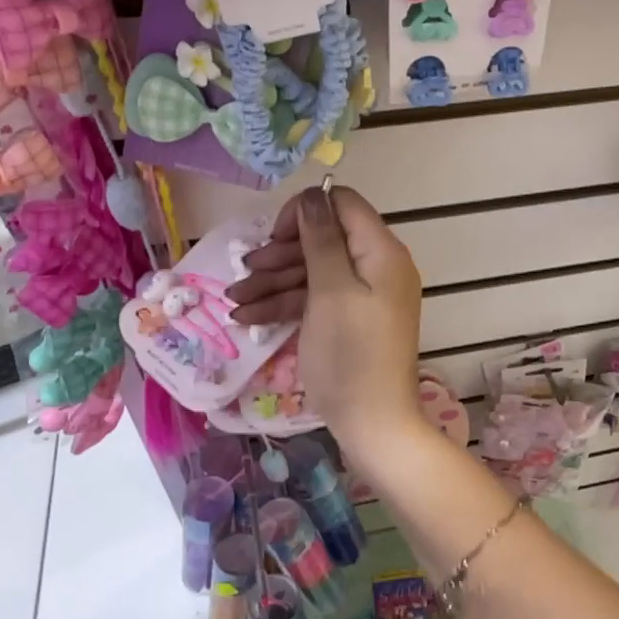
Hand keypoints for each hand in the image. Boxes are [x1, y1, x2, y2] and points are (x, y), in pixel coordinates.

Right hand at [228, 186, 424, 448]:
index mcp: (382, 252)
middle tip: (245, 273)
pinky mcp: (351, 322)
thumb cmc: (351, 355)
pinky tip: (249, 317)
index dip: (305, 213)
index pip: (342, 205)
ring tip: (236, 301)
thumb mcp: (330, 291)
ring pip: (314, 272)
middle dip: (281, 254)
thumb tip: (313, 194)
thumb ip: (321, 239)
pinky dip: (286, 305)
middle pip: (324, 240)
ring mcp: (365, 297)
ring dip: (274, 282)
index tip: (275, 238)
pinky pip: (317, 300)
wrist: (373, 424)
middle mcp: (378, 267)